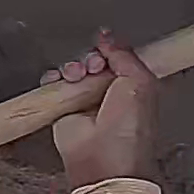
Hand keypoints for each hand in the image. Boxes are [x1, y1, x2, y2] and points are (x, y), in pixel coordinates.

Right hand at [40, 30, 160, 187]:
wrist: (104, 158)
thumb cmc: (130, 128)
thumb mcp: (140, 81)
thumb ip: (124, 54)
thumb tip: (107, 35)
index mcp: (131, 86)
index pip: (116, 56)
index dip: (110, 49)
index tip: (106, 49)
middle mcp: (107, 92)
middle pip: (92, 60)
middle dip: (91, 57)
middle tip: (93, 66)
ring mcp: (84, 100)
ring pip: (73, 69)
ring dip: (73, 67)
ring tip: (77, 77)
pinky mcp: (62, 109)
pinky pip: (53, 84)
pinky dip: (53, 78)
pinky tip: (60, 81)